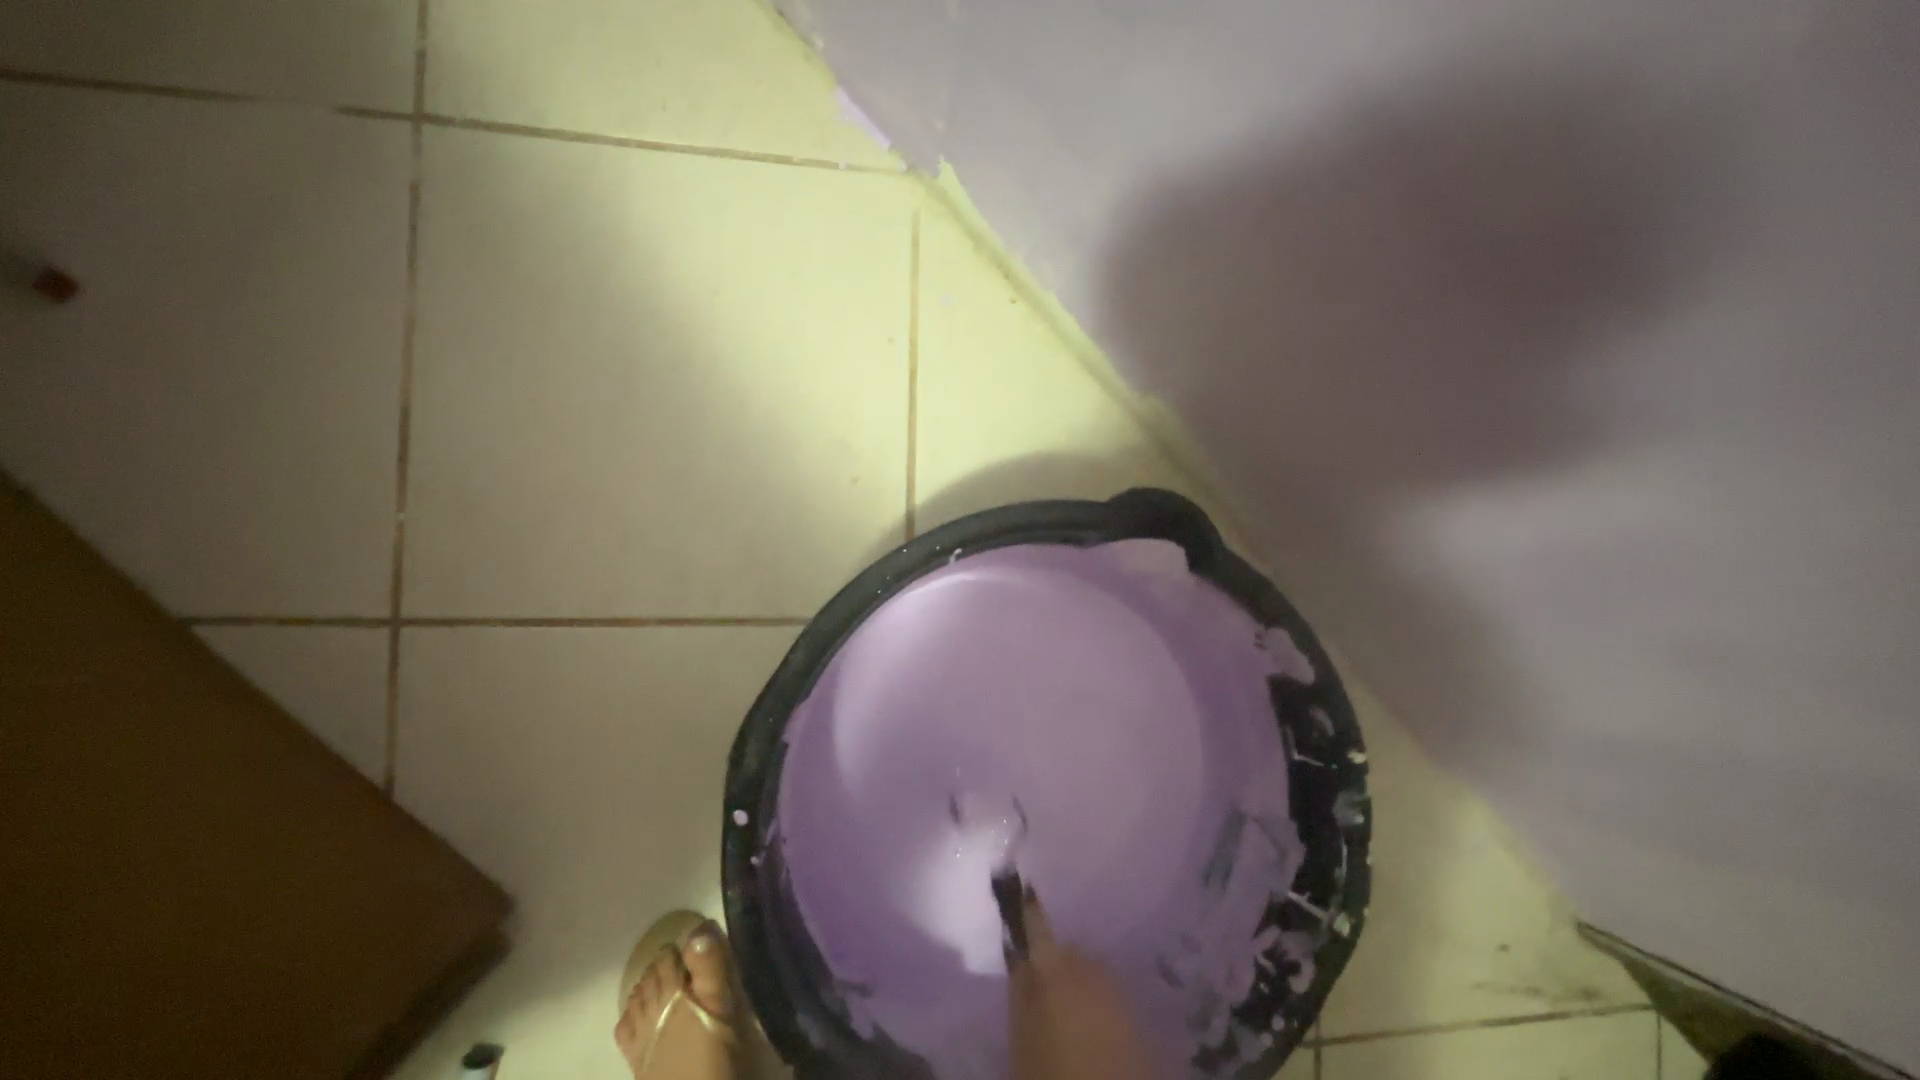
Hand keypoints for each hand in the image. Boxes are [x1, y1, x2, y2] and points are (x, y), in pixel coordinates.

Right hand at [1009, 890, 1156, 1079]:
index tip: (1024, 888)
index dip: (1028, 907)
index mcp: (1054, 968)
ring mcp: (1115, 988)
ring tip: (1066, 1007)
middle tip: (1042, 984)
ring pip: (1090, 970)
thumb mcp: (1021, 1033)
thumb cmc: (1049, 1068)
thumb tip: (1019, 954)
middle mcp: (1089, 967)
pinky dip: (1097, 999)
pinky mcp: (1134, 1012)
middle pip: (1067, 950)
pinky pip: (1108, 992)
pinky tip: (1089, 1022)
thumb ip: (1021, 989)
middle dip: (1055, 959)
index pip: (1038, 926)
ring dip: (1078, 979)